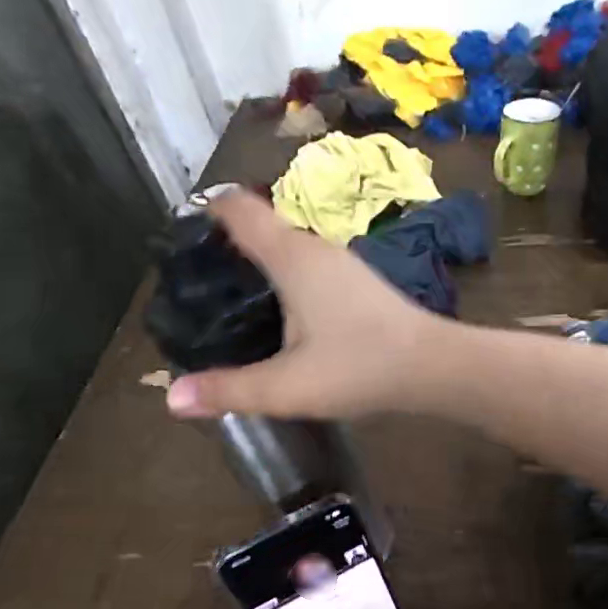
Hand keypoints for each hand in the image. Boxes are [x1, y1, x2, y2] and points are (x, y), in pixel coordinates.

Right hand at [167, 189, 446, 419]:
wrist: (435, 367)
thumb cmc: (360, 367)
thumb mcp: (287, 386)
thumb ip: (229, 390)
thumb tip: (172, 399)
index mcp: (291, 256)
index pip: (238, 209)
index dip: (206, 213)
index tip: (182, 242)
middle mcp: (317, 248)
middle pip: (262, 228)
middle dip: (228, 249)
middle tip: (199, 286)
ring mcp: (345, 264)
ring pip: (290, 250)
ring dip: (262, 268)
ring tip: (236, 305)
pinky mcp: (362, 284)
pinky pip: (312, 269)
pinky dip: (289, 283)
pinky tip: (287, 319)